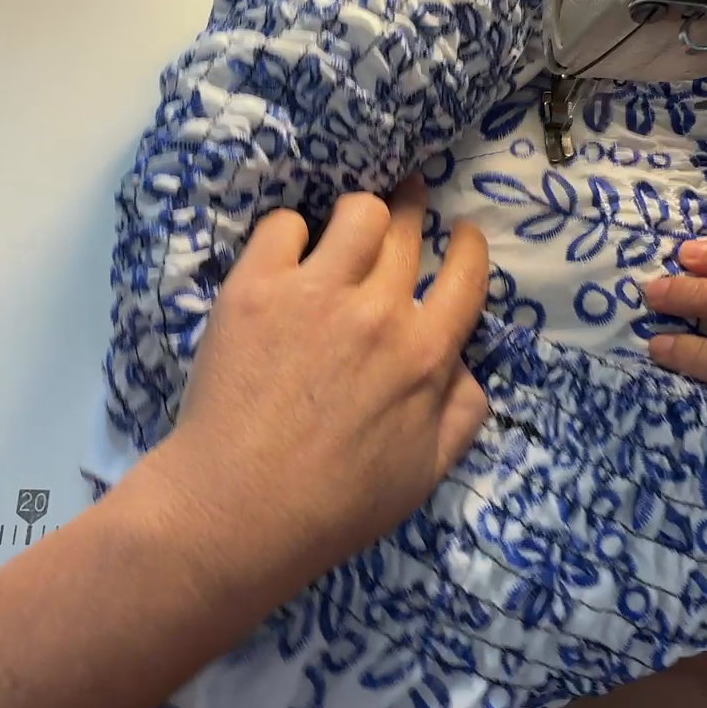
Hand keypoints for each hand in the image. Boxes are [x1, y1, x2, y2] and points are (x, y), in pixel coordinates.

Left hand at [154, 175, 490, 577]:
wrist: (237, 510)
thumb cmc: (337, 503)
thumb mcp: (427, 473)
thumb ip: (463, 412)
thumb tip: (466, 363)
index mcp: (426, 354)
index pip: (467, 274)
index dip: (469, 244)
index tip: (462, 233)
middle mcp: (378, 311)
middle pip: (409, 227)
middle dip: (414, 203)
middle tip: (407, 197)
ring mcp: (315, 293)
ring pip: (357, 211)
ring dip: (359, 213)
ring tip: (346, 226)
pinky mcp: (256, 287)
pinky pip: (284, 225)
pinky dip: (290, 234)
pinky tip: (286, 256)